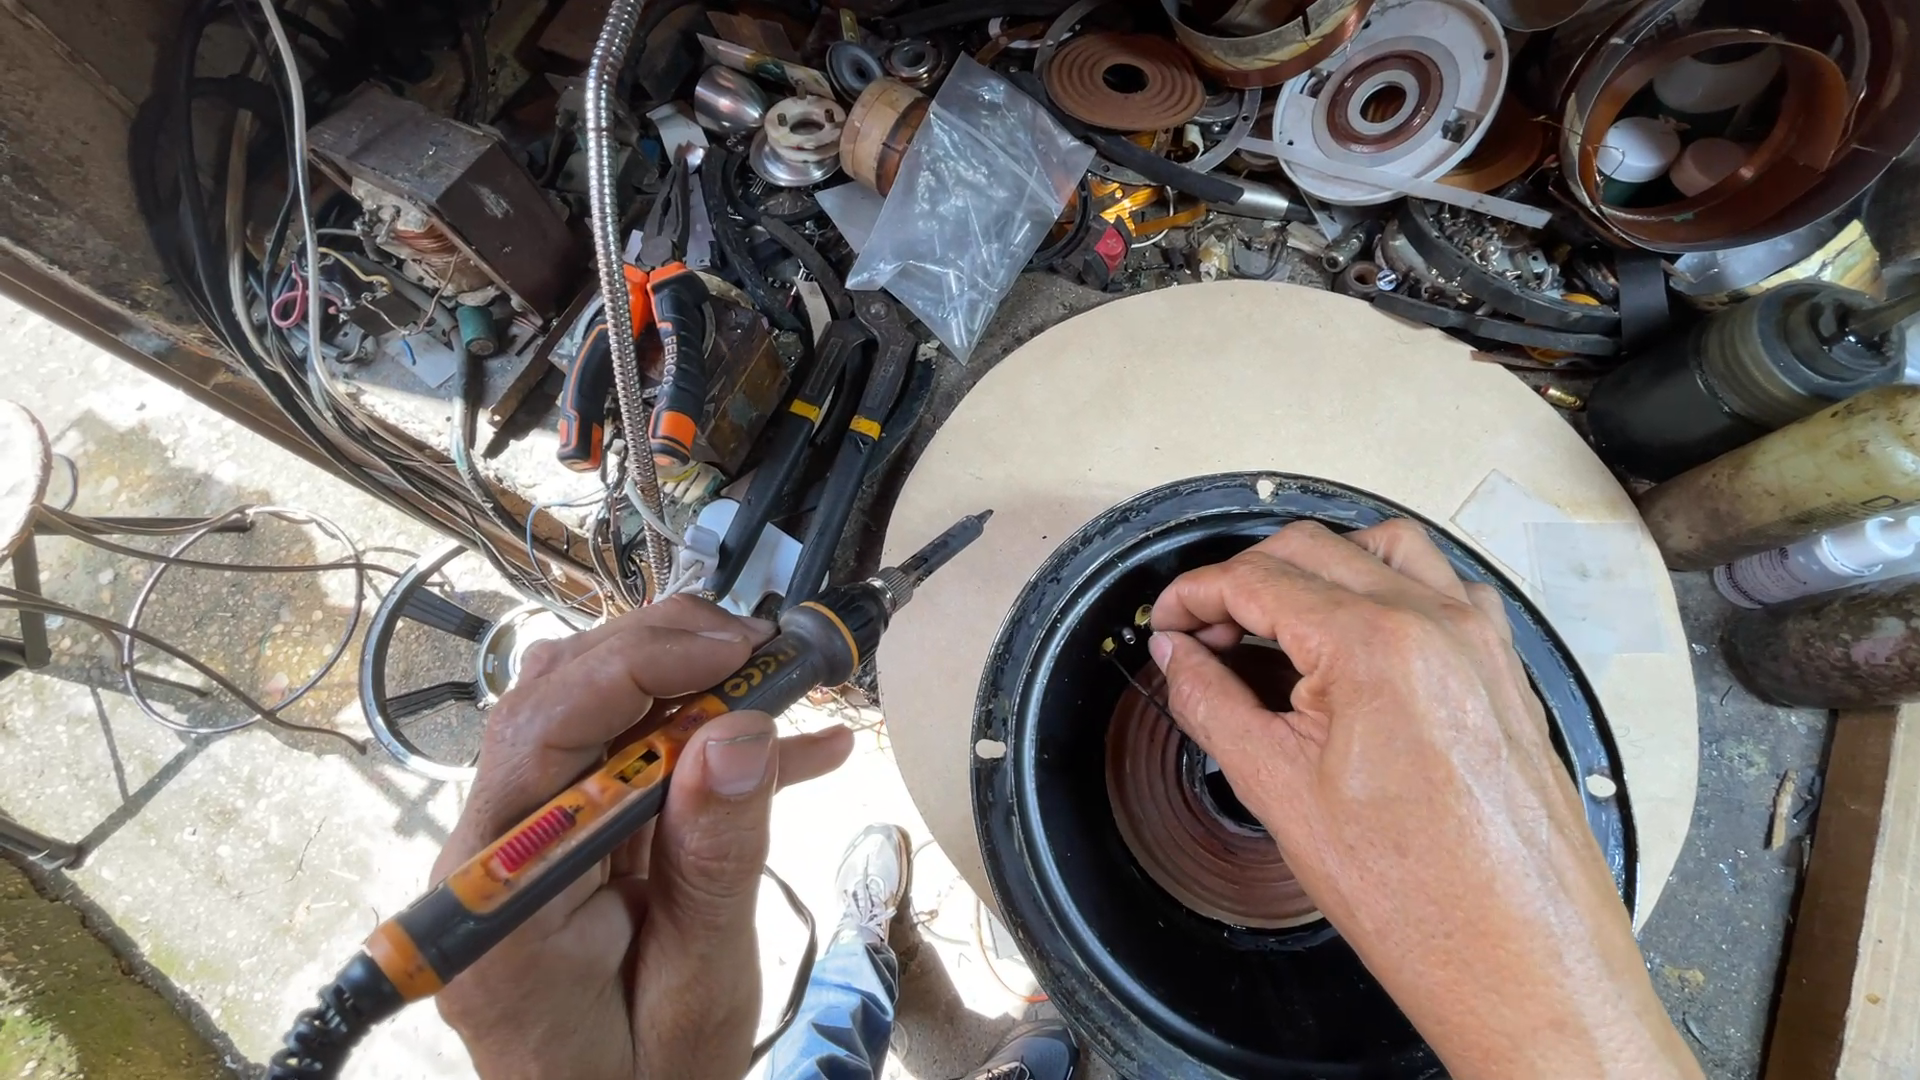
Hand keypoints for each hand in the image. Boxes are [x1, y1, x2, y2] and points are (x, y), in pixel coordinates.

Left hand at [434, 596, 854, 1079]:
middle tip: (762, 649)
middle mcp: (502, 847)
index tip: (738, 651)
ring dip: (689, 674)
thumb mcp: (699, 989)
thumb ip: (714, 863)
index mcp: (501, 899)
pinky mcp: (584, 828)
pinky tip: (800, 745)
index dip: (639, 667)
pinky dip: (720, 733)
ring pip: (596, 703)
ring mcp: (540, 832)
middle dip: (667, 650)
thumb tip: (739, 731)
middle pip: (561, 697)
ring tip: (773, 675)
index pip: (543, 733)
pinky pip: (643, 750)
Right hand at [1149, 520, 1700, 1079]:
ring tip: (1273, 620)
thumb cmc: (1412, 893)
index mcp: (1374, 644)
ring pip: (1380, 546)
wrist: (1520, 967)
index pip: (1255, 579)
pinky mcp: (1501, 669)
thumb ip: (1207, 699)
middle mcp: (1437, 622)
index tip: (1167, 619)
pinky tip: (1354, 636)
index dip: (1193, 594)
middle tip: (1202, 629)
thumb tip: (1174, 654)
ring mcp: (1480, 641)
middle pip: (1309, 547)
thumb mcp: (1273, 786)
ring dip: (1313, 567)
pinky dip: (1384, 585)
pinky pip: (1441, 585)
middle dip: (1239, 578)